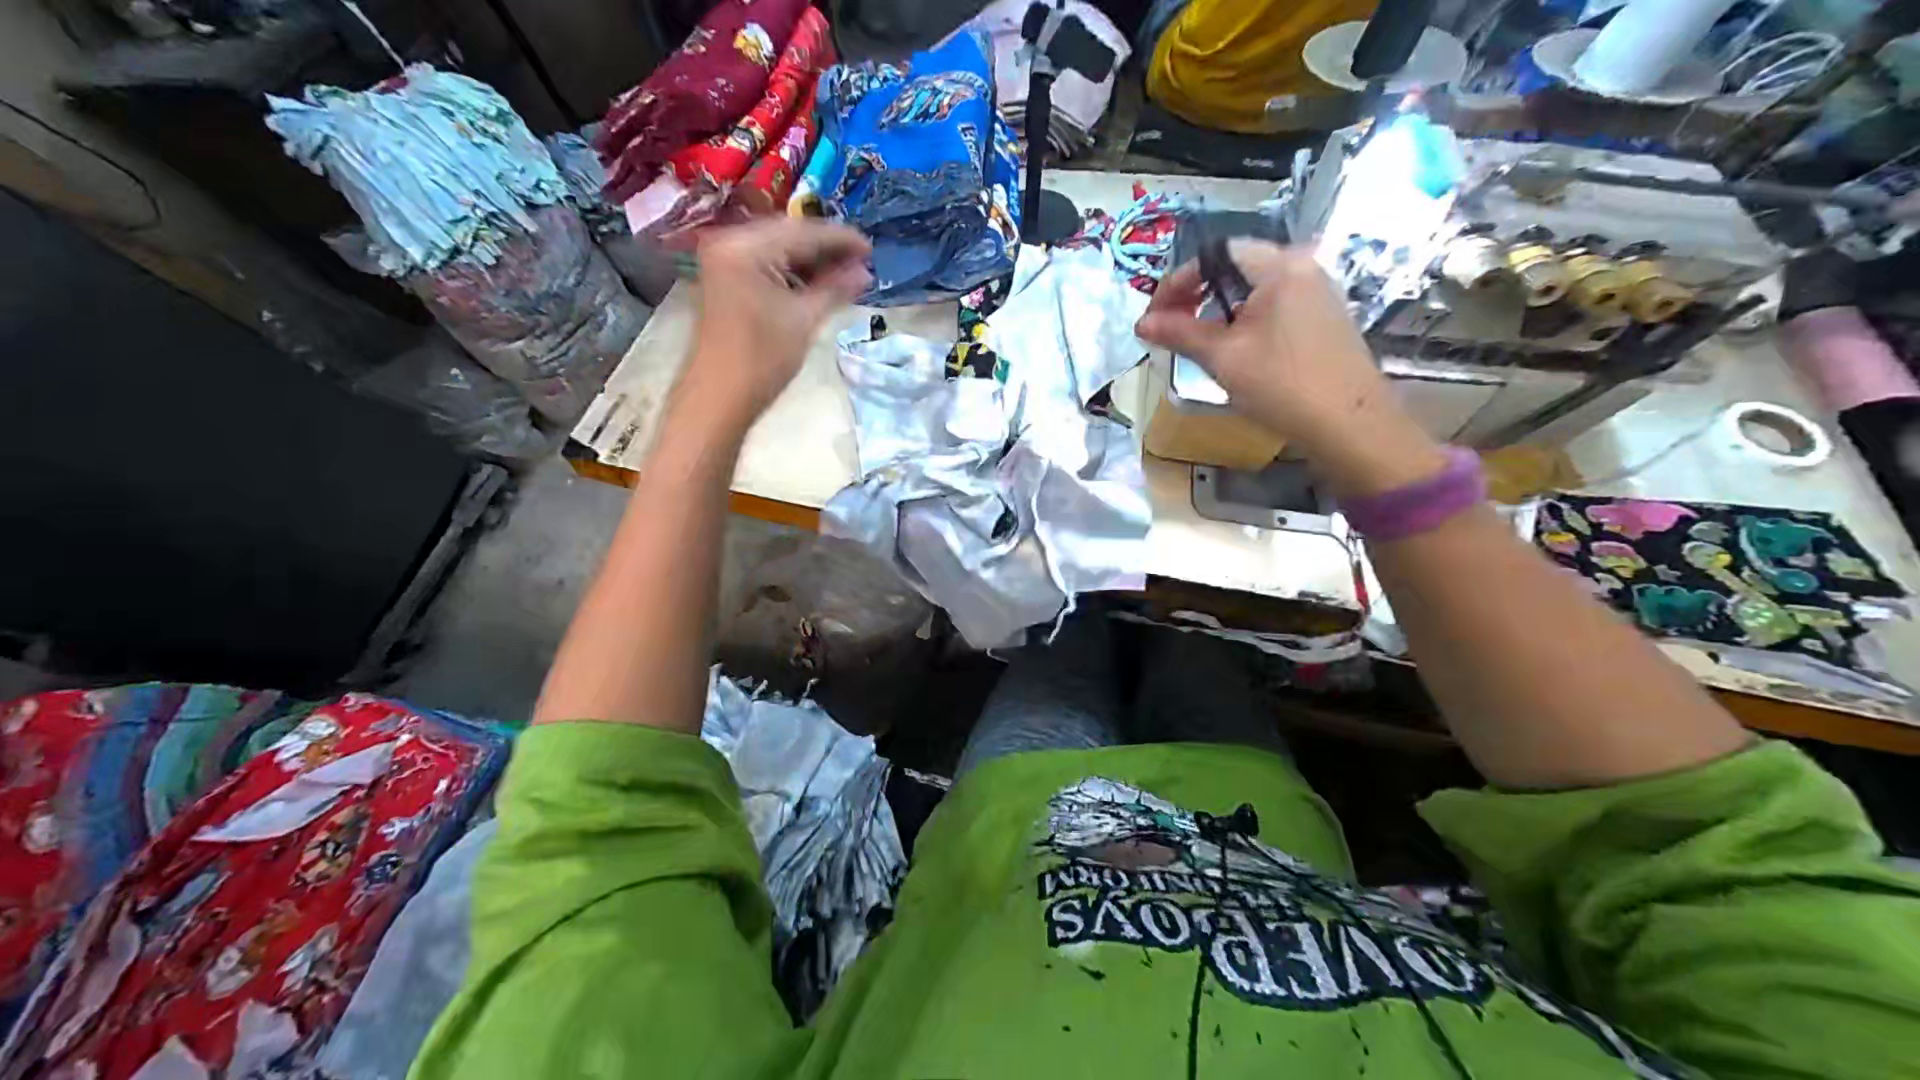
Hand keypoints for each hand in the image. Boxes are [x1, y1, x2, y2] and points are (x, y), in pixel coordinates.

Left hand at [679, 219, 872, 426]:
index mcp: (745, 247)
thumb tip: (865, 272)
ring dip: (811, 261)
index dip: (841, 240)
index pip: (803, 233)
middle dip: (826, 249)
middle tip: (862, 261)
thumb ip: (835, 289)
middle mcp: (729, 242)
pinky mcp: (724, 278)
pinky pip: (765, 264)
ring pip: (777, 249)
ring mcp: (723, 259)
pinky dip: (792, 272)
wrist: (717, 398)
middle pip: (788, 235)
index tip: (872, 249)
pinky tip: (818, 283)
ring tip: (846, 274)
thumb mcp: (803, 320)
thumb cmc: (761, 360)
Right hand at [1134, 239, 1445, 495]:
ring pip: (1251, 287)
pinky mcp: (1320, 314)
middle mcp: (1302, 266)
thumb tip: (1142, 324)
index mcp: (1279, 266)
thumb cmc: (1282, 385)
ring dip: (1215, 307)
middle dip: (1194, 294)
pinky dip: (1241, 317)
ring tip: (1192, 338)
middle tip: (1167, 326)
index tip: (1154, 315)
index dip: (1177, 282)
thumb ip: (1179, 333)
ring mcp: (1315, 290)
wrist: (1349, 424)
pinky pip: (1270, 303)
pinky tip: (1228, 345)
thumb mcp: (1222, 358)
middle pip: (1233, 267)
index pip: (1215, 255)